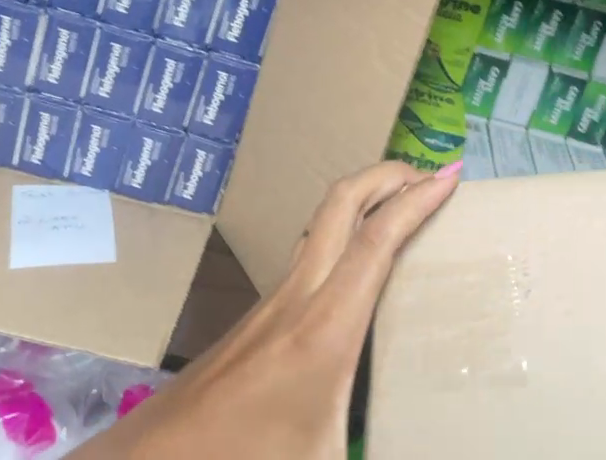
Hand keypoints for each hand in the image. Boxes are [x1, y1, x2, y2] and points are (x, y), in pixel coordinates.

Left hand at [87, 160, 461, 458]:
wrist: (154, 458)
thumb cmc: (245, 456)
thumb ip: (373, 448)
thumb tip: (423, 446)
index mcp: (326, 327)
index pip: (376, 241)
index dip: (416, 202)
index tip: (450, 177)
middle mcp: (300, 294)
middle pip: (342, 202)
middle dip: (387, 174)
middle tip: (429, 175)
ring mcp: (275, 297)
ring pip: (321, 220)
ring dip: (364, 197)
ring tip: (401, 205)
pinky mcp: (260, 310)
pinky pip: (311, 248)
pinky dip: (344, 230)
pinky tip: (356, 264)